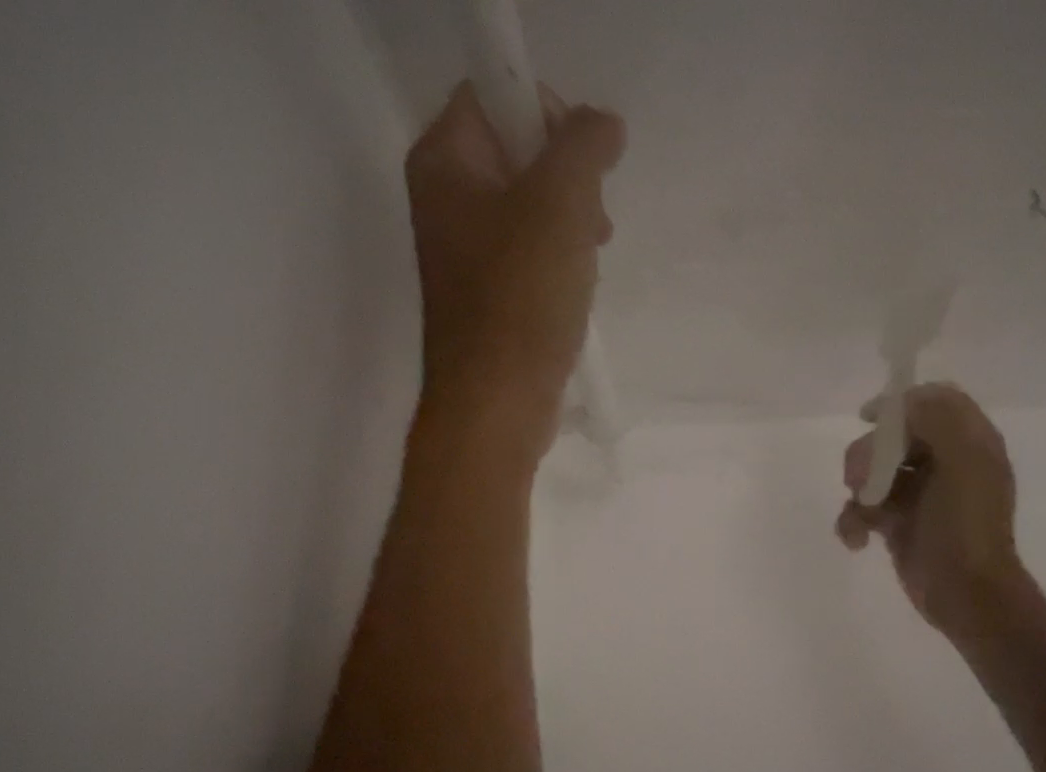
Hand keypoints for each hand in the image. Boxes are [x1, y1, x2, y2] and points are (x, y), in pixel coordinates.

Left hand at [404, 82, 625, 462]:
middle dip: (568, 173)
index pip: (494, 93)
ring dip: (573, 217)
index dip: (545, 111)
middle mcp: (445, 198)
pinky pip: (532, 248)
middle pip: (518, 147)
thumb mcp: (560, 203)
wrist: (496, 405)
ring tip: (592, 250)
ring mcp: (466, 249)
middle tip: (589, 215)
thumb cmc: (520, 299)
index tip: (582, 158)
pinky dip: (562, 255)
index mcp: (443, 163)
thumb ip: (584, 143)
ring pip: (533, 201)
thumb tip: (602, 125)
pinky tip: (580, 281)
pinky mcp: (489, 291)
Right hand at [836, 383, 1022, 626]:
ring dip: (858, 491)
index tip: (870, 418)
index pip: (933, 402)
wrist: (965, 593)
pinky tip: (858, 539)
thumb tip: (901, 404)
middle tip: (860, 479)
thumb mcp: (964, 461)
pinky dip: (854, 521)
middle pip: (893, 436)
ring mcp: (919, 494)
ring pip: (872, 471)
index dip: (900, 404)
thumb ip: (938, 420)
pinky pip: (863, 508)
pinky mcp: (897, 523)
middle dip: (869, 453)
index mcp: (969, 442)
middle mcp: (945, 462)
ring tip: (863, 515)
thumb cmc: (967, 526)